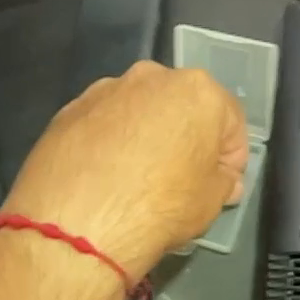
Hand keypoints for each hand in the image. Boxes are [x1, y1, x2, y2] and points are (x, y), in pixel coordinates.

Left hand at [0, 61, 248, 279]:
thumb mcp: (211, 202)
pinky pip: (102, 124)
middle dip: (186, 137)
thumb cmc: (160, 206)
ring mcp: (106, 89)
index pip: (230, 120)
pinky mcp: (69, 109)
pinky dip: (108, 143)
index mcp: (198, 89)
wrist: (76, 223)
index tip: (222, 185)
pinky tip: (103, 178)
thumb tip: (223, 180)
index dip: (230, 156)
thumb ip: (224, 182)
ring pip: (138, 111)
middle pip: (181, 106)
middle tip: (181, 179)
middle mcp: (152, 77)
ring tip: (135, 180)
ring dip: (144, 136)